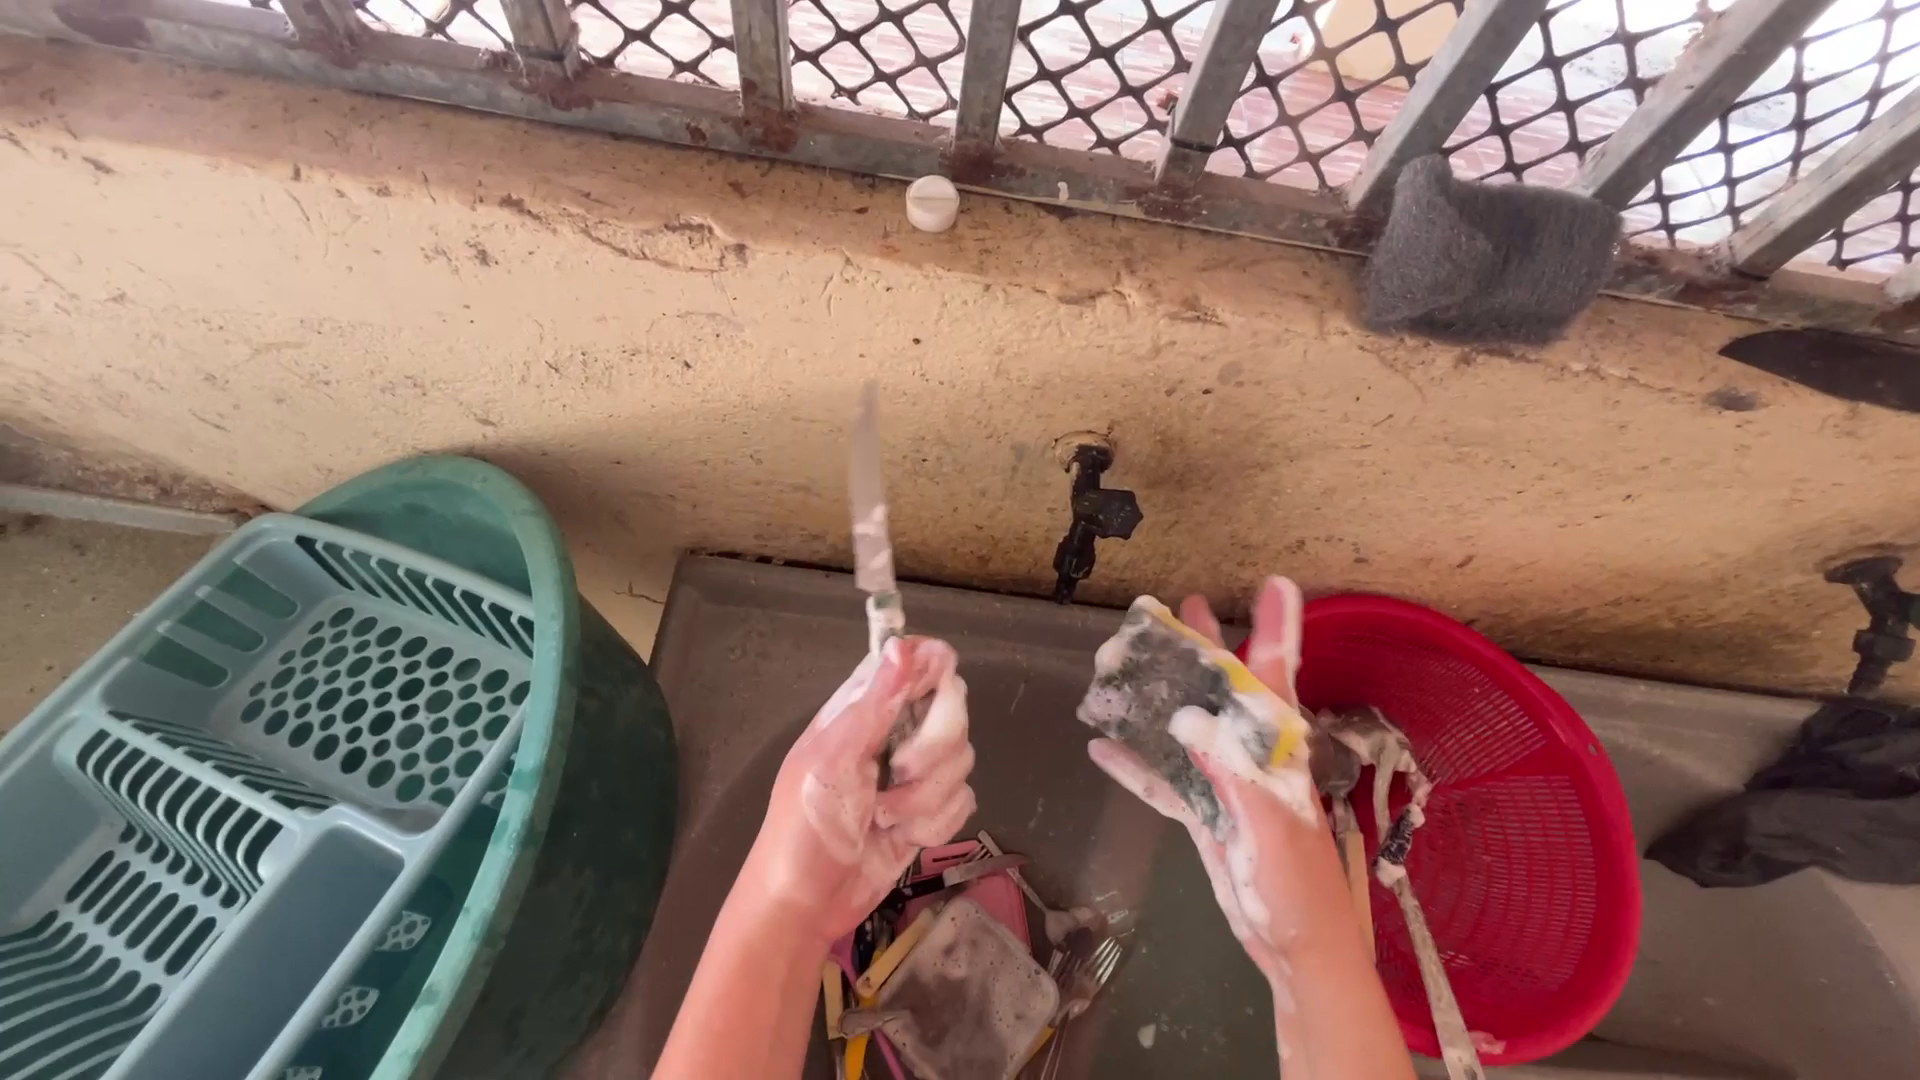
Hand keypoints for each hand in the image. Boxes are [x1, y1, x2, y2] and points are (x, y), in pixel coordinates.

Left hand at [739, 635, 975, 944]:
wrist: (806, 907)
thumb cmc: (804, 827)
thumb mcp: (833, 760)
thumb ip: (875, 703)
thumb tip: (903, 644)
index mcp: (863, 707)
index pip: (915, 661)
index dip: (935, 668)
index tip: (939, 689)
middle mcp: (895, 731)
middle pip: (953, 707)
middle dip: (933, 747)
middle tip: (899, 770)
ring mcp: (915, 773)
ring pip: (963, 759)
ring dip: (925, 797)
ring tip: (884, 816)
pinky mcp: (930, 811)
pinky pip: (964, 801)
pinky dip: (935, 824)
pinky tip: (901, 836)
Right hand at [1088, 577, 1353, 981]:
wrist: (1295, 951)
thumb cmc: (1298, 891)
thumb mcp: (1271, 828)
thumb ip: (1235, 770)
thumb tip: (1189, 716)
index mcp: (1278, 750)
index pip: (1278, 676)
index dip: (1278, 629)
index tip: (1275, 585)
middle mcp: (1250, 757)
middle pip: (1224, 690)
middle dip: (1208, 646)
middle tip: (1182, 606)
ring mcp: (1223, 784)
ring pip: (1187, 728)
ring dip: (1162, 696)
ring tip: (1132, 663)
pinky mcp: (1203, 815)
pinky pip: (1162, 780)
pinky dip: (1134, 765)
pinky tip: (1102, 748)